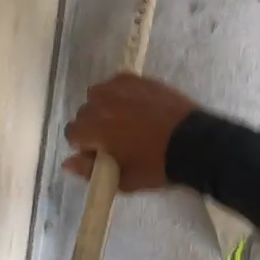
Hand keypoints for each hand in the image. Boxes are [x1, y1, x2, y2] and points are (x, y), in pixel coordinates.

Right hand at [61, 73, 199, 191]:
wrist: (193, 142)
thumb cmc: (156, 165)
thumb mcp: (123, 179)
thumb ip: (90, 171)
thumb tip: (67, 163)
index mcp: (95, 128)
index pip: (72, 133)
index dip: (84, 144)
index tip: (101, 152)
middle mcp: (101, 103)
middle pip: (84, 113)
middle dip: (94, 125)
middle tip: (115, 138)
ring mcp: (119, 88)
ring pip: (98, 95)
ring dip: (104, 107)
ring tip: (125, 120)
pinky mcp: (137, 79)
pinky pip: (116, 83)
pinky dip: (119, 93)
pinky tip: (135, 106)